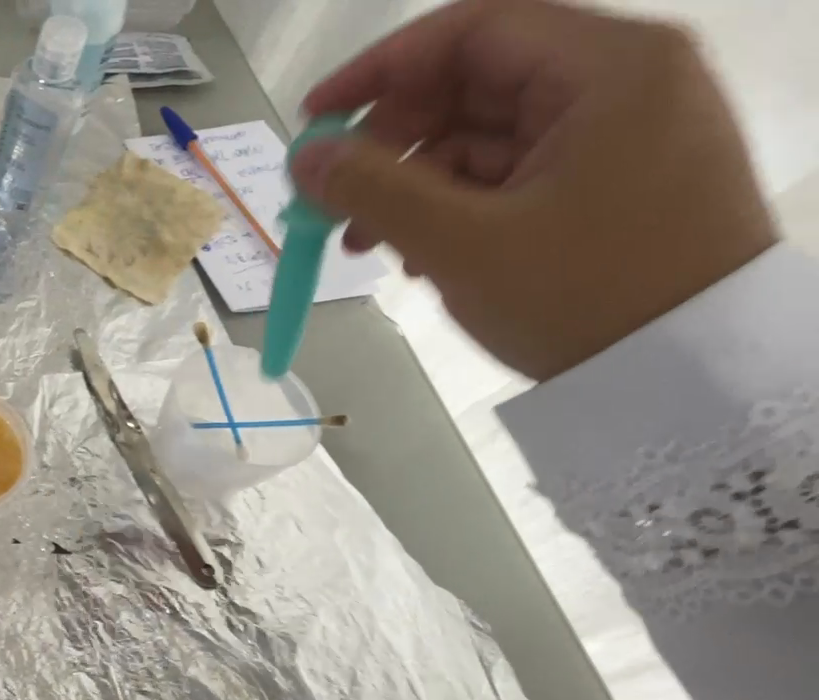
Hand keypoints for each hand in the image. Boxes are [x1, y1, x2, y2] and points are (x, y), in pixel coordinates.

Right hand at [290, 0, 779, 380]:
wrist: (689, 374)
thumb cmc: (581, 296)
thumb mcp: (461, 244)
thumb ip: (372, 190)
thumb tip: (302, 159)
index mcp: (606, 67)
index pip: (470, 31)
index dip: (378, 70)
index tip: (311, 124)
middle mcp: (621, 80)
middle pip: (473, 83)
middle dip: (389, 141)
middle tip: (331, 200)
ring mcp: (618, 132)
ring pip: (483, 134)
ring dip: (411, 183)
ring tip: (367, 246)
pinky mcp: (608, 179)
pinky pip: (508, 172)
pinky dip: (451, 205)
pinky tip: (418, 254)